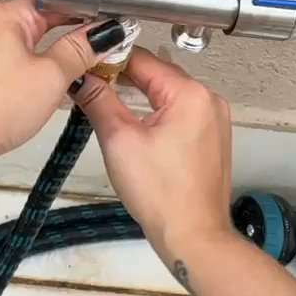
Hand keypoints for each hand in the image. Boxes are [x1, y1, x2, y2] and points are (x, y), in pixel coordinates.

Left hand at [0, 0, 128, 172]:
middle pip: (32, 16)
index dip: (84, 6)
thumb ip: (79, 51)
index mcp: (9, 16)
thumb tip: (102, 32)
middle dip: (62, 26)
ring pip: (8, 38)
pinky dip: (3, 60)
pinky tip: (2, 60)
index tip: (104, 19)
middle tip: (90, 42)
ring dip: (33, 45)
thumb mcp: (51, 78)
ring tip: (57, 59)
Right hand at [71, 51, 234, 257]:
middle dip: (123, 78)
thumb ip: (98, 101)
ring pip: (168, 94)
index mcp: (190, 94)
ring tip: (108, 102)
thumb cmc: (163, 195)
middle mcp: (209, 101)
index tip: (87, 66)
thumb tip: (81, 79)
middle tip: (91, 86)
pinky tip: (136, 124)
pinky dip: (156, 112)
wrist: (193, 236)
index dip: (110, 60)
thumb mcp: (119, 140)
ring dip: (139, 95)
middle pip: (157, 74)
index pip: (143, 60)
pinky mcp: (211, 138)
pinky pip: (179, 113)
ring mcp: (214, 120)